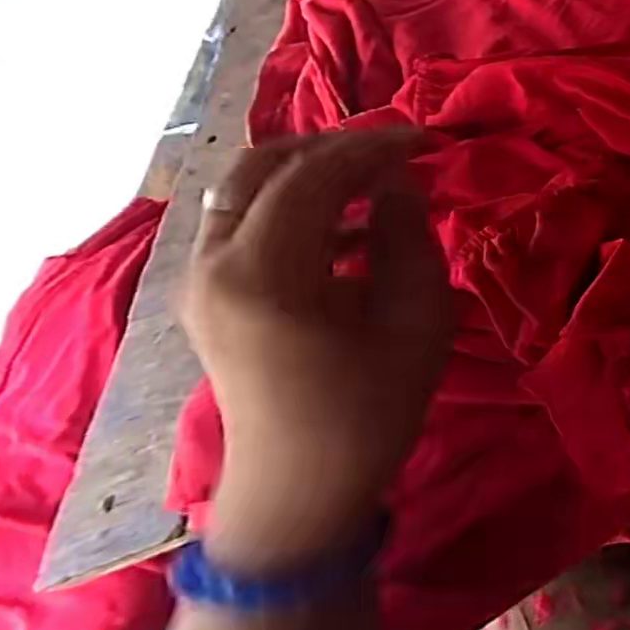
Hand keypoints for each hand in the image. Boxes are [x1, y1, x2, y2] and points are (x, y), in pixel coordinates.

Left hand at [179, 129, 453, 573]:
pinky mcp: (212, 297)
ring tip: (377, 183)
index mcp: (265, 272)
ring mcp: (203, 282)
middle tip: (394, 153)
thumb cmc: (370, 407)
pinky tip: (351, 230)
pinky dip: (297, 209)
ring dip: (313, 175)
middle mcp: (215, 265)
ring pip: (247, 192)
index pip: (313, 174)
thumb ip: (407, 236)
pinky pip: (248, 226)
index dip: (373, 146)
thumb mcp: (415, 316)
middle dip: (333, 148)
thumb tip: (398, 182)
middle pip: (261, 167)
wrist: (301, 489)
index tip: (426, 140)